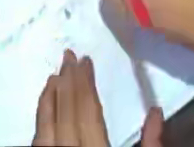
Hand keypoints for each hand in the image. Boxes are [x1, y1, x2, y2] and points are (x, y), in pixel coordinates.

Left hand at [33, 51, 162, 146]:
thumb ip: (149, 145)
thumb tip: (156, 110)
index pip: (88, 113)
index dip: (85, 85)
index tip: (85, 59)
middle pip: (65, 117)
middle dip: (67, 84)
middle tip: (67, 55)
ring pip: (45, 130)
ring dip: (48, 101)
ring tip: (53, 76)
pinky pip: (37, 144)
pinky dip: (40, 122)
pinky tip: (43, 109)